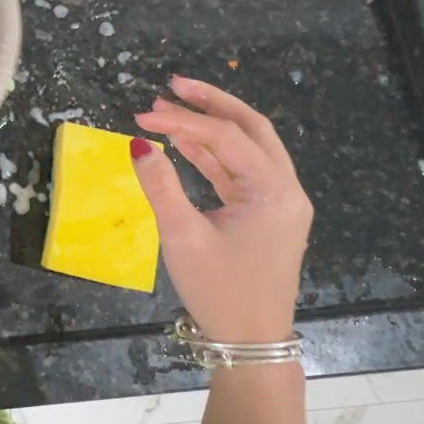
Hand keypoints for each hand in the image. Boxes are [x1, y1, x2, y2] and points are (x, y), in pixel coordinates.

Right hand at [128, 75, 312, 343]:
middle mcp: (284, 189)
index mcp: (274, 192)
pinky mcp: (263, 214)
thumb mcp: (183, 237)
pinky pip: (238, 171)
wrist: (249, 339)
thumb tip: (138, 143)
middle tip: (173, 84)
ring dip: (210, 125)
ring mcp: (277, 201)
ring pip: (247, 147)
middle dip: (213, 103)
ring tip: (170, 107)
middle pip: (251, 128)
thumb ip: (161, 186)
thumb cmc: (219, 289)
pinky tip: (182, 143)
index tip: (139, 117)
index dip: (182, 121)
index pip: (226, 138)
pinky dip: (211, 153)